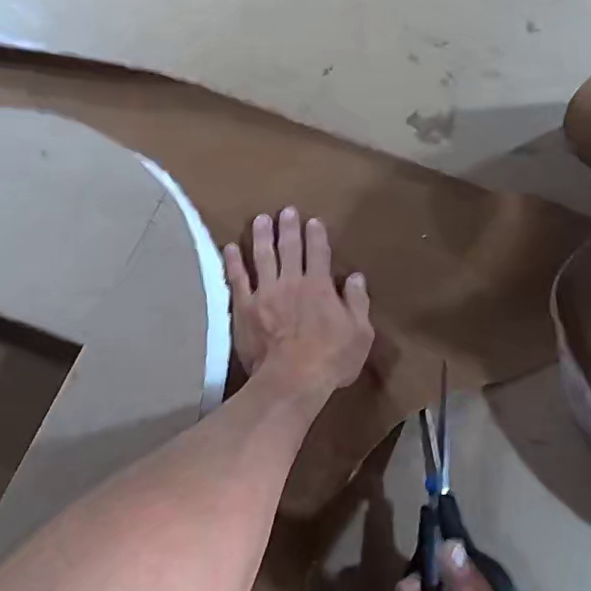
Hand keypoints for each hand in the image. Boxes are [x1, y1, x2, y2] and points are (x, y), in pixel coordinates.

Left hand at [223, 208, 373, 398]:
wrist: (291, 380)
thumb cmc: (331, 360)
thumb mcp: (360, 333)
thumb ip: (357, 302)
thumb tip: (355, 277)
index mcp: (320, 286)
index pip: (318, 253)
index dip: (316, 235)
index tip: (313, 221)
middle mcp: (292, 282)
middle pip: (289, 248)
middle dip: (288, 227)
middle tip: (286, 211)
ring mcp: (265, 293)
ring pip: (262, 257)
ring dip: (261, 236)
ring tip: (260, 219)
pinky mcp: (244, 307)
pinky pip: (237, 279)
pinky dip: (233, 262)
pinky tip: (230, 247)